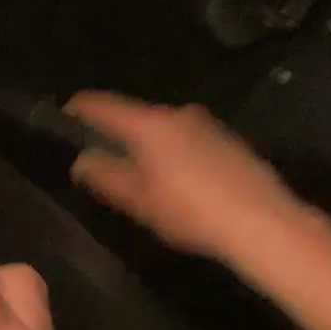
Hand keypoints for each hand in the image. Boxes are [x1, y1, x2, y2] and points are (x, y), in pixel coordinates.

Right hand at [66, 92, 308, 260]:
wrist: (266, 224)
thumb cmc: (190, 211)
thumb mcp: (137, 200)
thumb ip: (104, 176)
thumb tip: (80, 161)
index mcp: (147, 123)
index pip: (102, 105)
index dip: (79, 108)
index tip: (64, 114)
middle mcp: (176, 114)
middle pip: (136, 117)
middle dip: (118, 133)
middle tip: (105, 156)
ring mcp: (207, 125)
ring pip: (165, 129)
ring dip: (150, 145)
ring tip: (144, 174)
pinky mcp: (230, 142)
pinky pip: (190, 140)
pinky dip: (177, 153)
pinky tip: (182, 183)